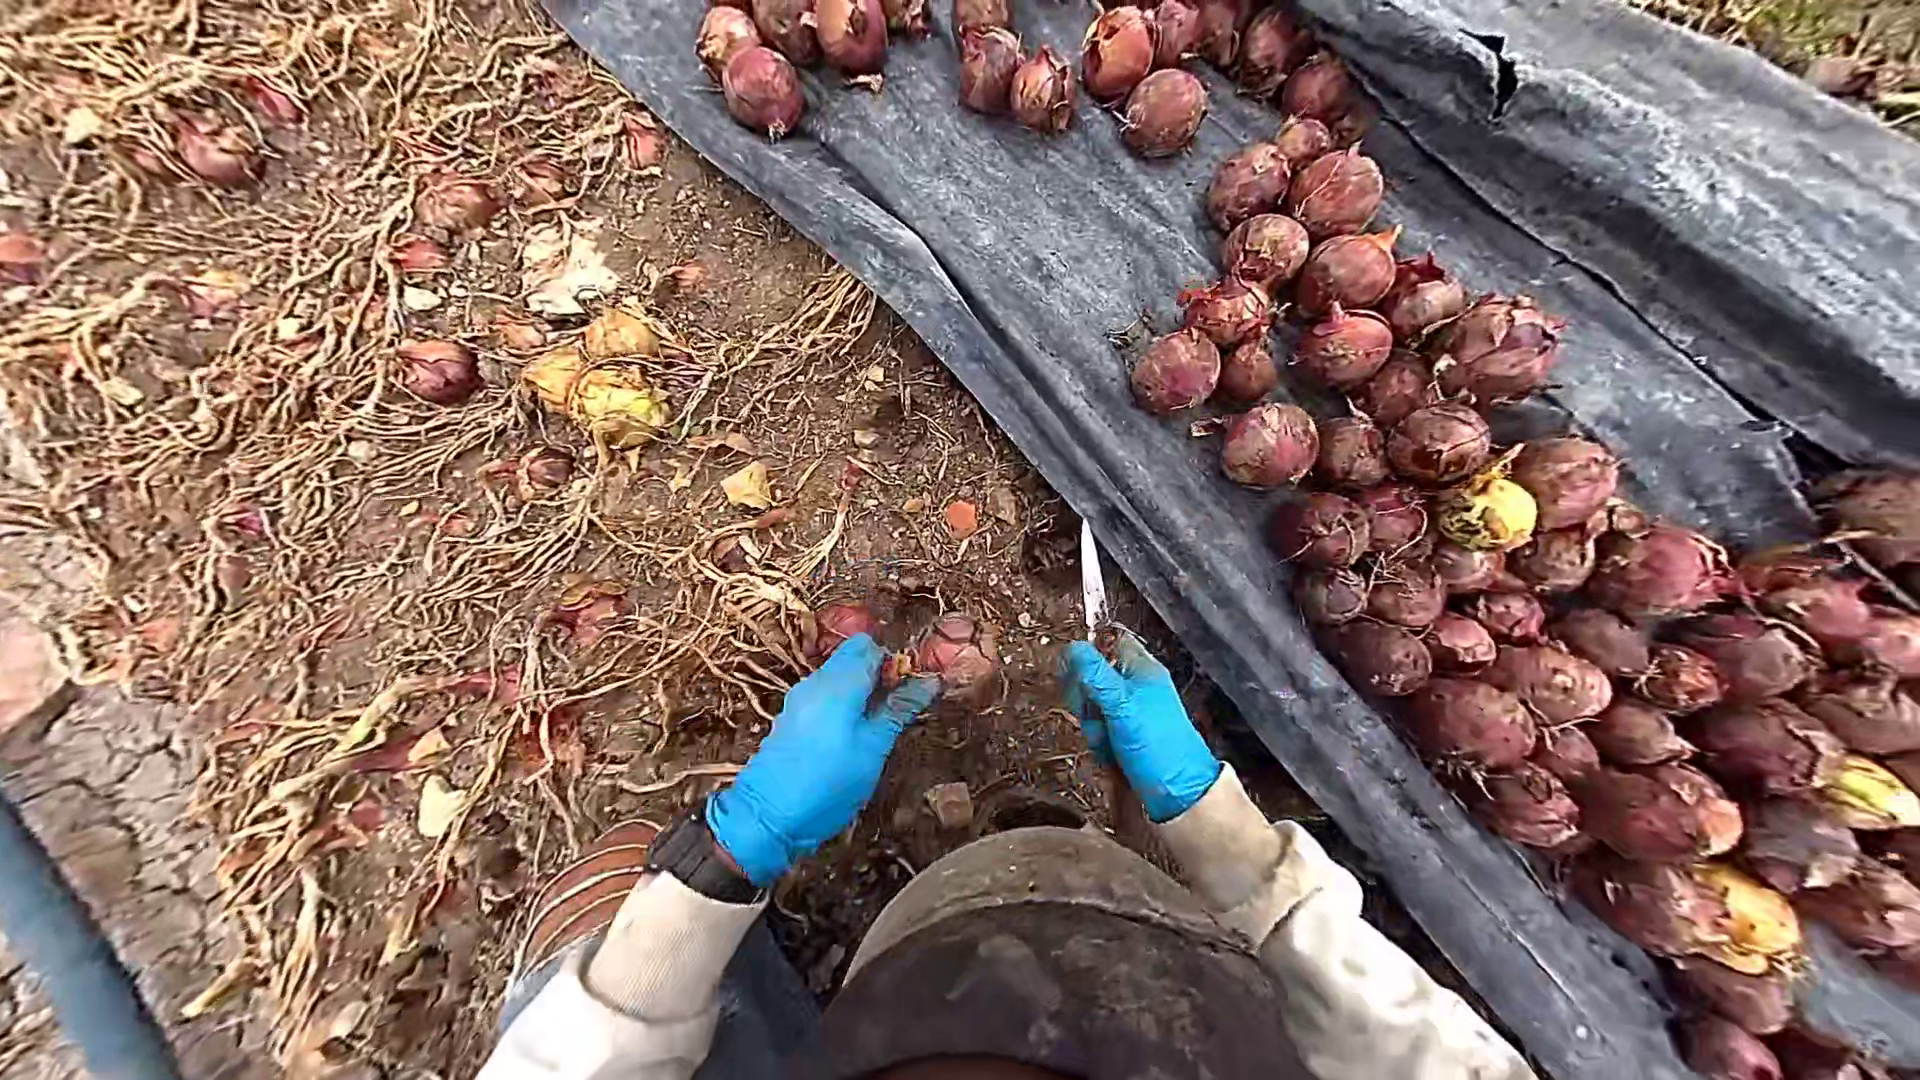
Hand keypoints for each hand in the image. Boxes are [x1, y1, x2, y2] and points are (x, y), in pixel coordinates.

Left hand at [708, 634, 939, 885]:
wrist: (765, 818)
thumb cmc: (828, 783)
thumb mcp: (873, 749)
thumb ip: (899, 709)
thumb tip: (930, 680)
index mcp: (838, 682)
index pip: (870, 646)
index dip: (893, 663)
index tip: (906, 693)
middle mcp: (816, 680)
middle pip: (853, 656)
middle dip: (879, 675)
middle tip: (894, 710)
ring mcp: (801, 697)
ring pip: (840, 674)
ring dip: (863, 690)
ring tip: (876, 727)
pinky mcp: (793, 715)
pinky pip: (826, 692)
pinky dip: (844, 702)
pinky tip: (851, 735)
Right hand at [1059, 629, 1220, 822]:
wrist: (1177, 795)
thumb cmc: (1156, 743)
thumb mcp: (1120, 703)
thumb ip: (1093, 673)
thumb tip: (1071, 647)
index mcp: (1141, 669)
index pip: (1110, 642)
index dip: (1088, 652)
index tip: (1073, 670)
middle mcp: (1135, 687)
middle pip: (1093, 676)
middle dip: (1086, 698)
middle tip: (1095, 713)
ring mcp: (1130, 713)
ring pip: (1093, 705)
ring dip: (1092, 724)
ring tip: (1106, 741)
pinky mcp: (1125, 736)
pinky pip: (1099, 729)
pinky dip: (1099, 742)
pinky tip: (1108, 753)